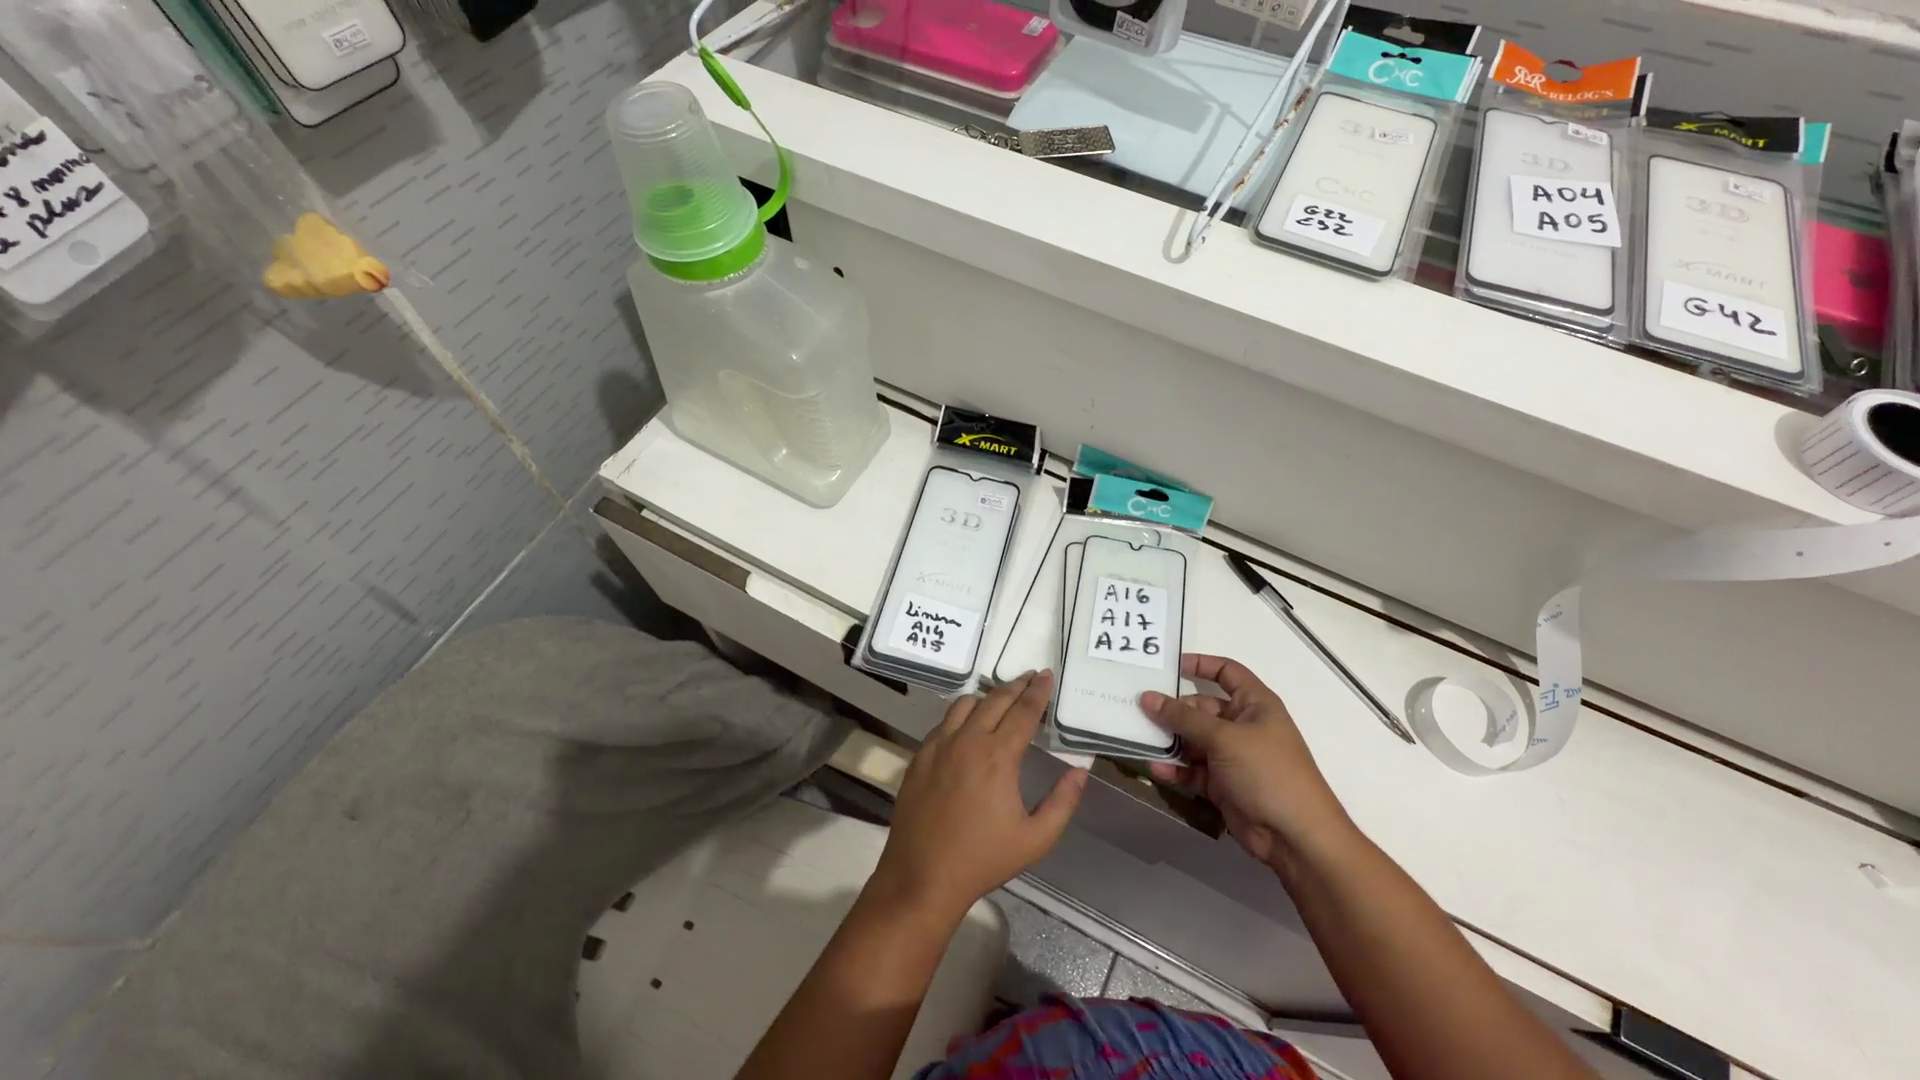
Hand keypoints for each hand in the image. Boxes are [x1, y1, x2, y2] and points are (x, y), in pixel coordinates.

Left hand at [870, 671, 1088, 919]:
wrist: (922, 875)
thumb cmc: (983, 859)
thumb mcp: (1035, 839)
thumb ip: (1063, 802)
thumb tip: (1080, 772)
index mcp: (997, 756)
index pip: (1023, 712)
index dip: (1038, 691)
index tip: (1047, 675)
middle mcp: (967, 741)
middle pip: (994, 700)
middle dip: (1016, 686)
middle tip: (1030, 678)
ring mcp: (938, 747)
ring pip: (964, 705)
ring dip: (986, 696)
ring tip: (1001, 699)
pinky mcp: (919, 758)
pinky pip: (943, 723)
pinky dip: (961, 715)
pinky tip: (968, 725)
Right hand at [1140, 654, 1351, 866]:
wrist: (1294, 835)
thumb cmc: (1267, 772)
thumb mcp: (1224, 738)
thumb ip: (1183, 718)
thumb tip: (1147, 697)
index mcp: (1255, 704)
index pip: (1227, 672)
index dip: (1201, 665)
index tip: (1168, 666)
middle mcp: (1242, 726)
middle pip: (1201, 709)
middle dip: (1172, 710)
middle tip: (1137, 708)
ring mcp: (1231, 756)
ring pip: (1192, 740)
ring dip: (1170, 741)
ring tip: (1139, 738)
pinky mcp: (1221, 784)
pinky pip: (1192, 769)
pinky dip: (1176, 768)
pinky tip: (1157, 768)